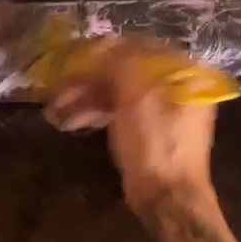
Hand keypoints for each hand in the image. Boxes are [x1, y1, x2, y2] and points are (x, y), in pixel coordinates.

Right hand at [44, 40, 217, 214]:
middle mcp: (176, 85)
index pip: (138, 46)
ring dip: (86, 96)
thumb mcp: (137, 96)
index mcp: (184, 72)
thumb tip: (100, 44)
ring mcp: (162, 109)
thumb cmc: (155, 143)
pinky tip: (70, 119)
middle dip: (89, 77)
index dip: (102, 50)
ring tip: (56, 107)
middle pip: (125, 69)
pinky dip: (96, 111)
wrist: (167, 197)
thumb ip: (120, 63)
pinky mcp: (147, 129)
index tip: (72, 54)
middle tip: (59, 85)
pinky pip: (119, 110)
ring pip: (118, 91)